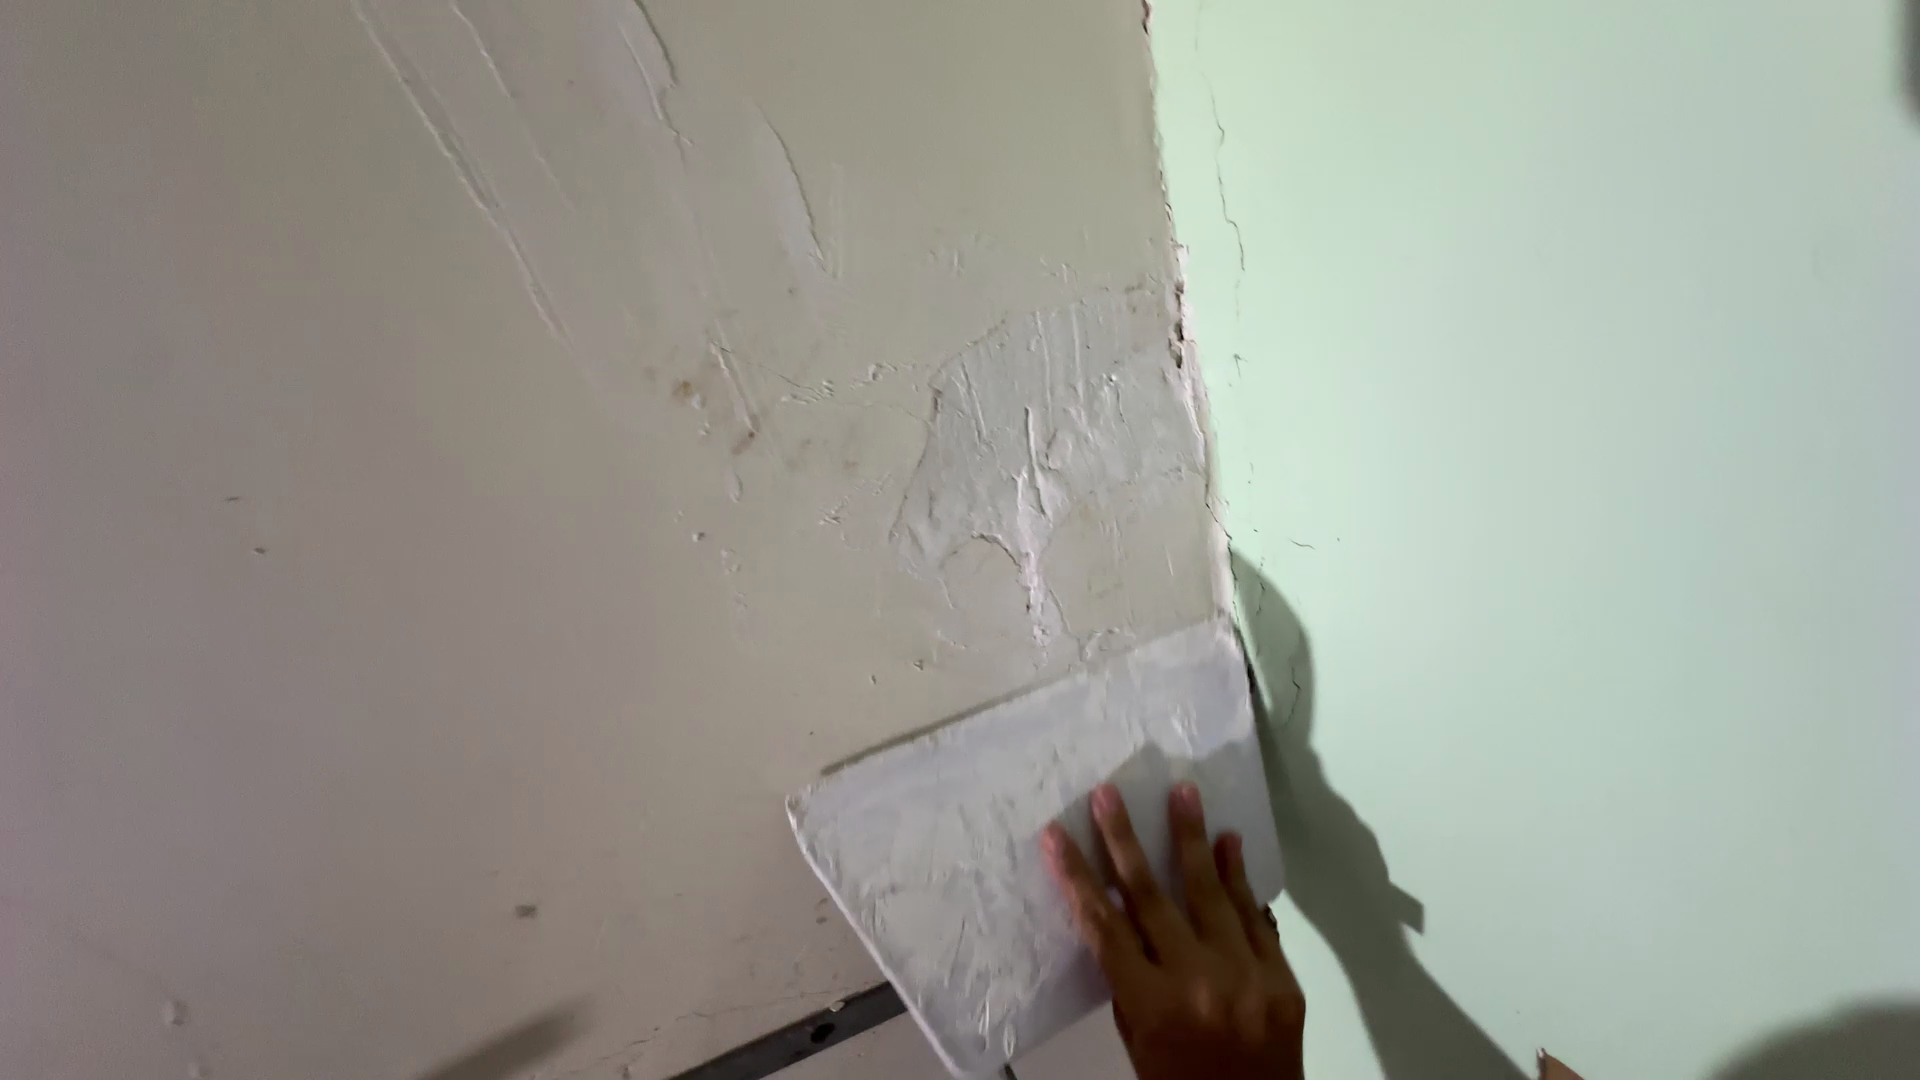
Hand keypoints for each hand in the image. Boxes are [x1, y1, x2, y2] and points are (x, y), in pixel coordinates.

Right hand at [1042, 782, 1304, 1079]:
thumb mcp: (1137, 1037)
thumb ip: (1128, 974)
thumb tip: (1118, 904)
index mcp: (1152, 1004)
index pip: (1103, 925)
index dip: (1076, 875)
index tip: (1055, 833)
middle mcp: (1197, 983)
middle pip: (1151, 896)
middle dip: (1123, 839)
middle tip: (1108, 793)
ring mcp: (1246, 977)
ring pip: (1209, 893)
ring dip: (1191, 837)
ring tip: (1183, 791)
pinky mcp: (1282, 979)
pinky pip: (1254, 917)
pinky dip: (1238, 877)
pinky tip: (1227, 841)